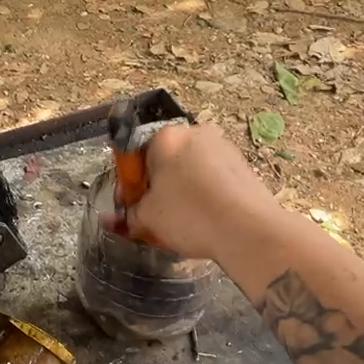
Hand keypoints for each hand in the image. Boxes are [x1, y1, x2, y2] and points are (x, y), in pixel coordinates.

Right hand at [121, 123, 282, 260]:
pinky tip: (202, 217)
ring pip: (189, 168)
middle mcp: (195, 133)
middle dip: (156, 185)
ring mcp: (223, 146)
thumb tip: (115, 218)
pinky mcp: (243, 164)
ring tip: (178, 218)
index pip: (134, 156)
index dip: (129, 185)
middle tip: (152, 212)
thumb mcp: (146, 218)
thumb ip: (128, 213)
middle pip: (164, 159)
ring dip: (179, 189)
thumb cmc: (189, 215)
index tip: (130, 205)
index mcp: (166, 137)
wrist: (249, 231)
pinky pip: (211, 176)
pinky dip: (202, 192)